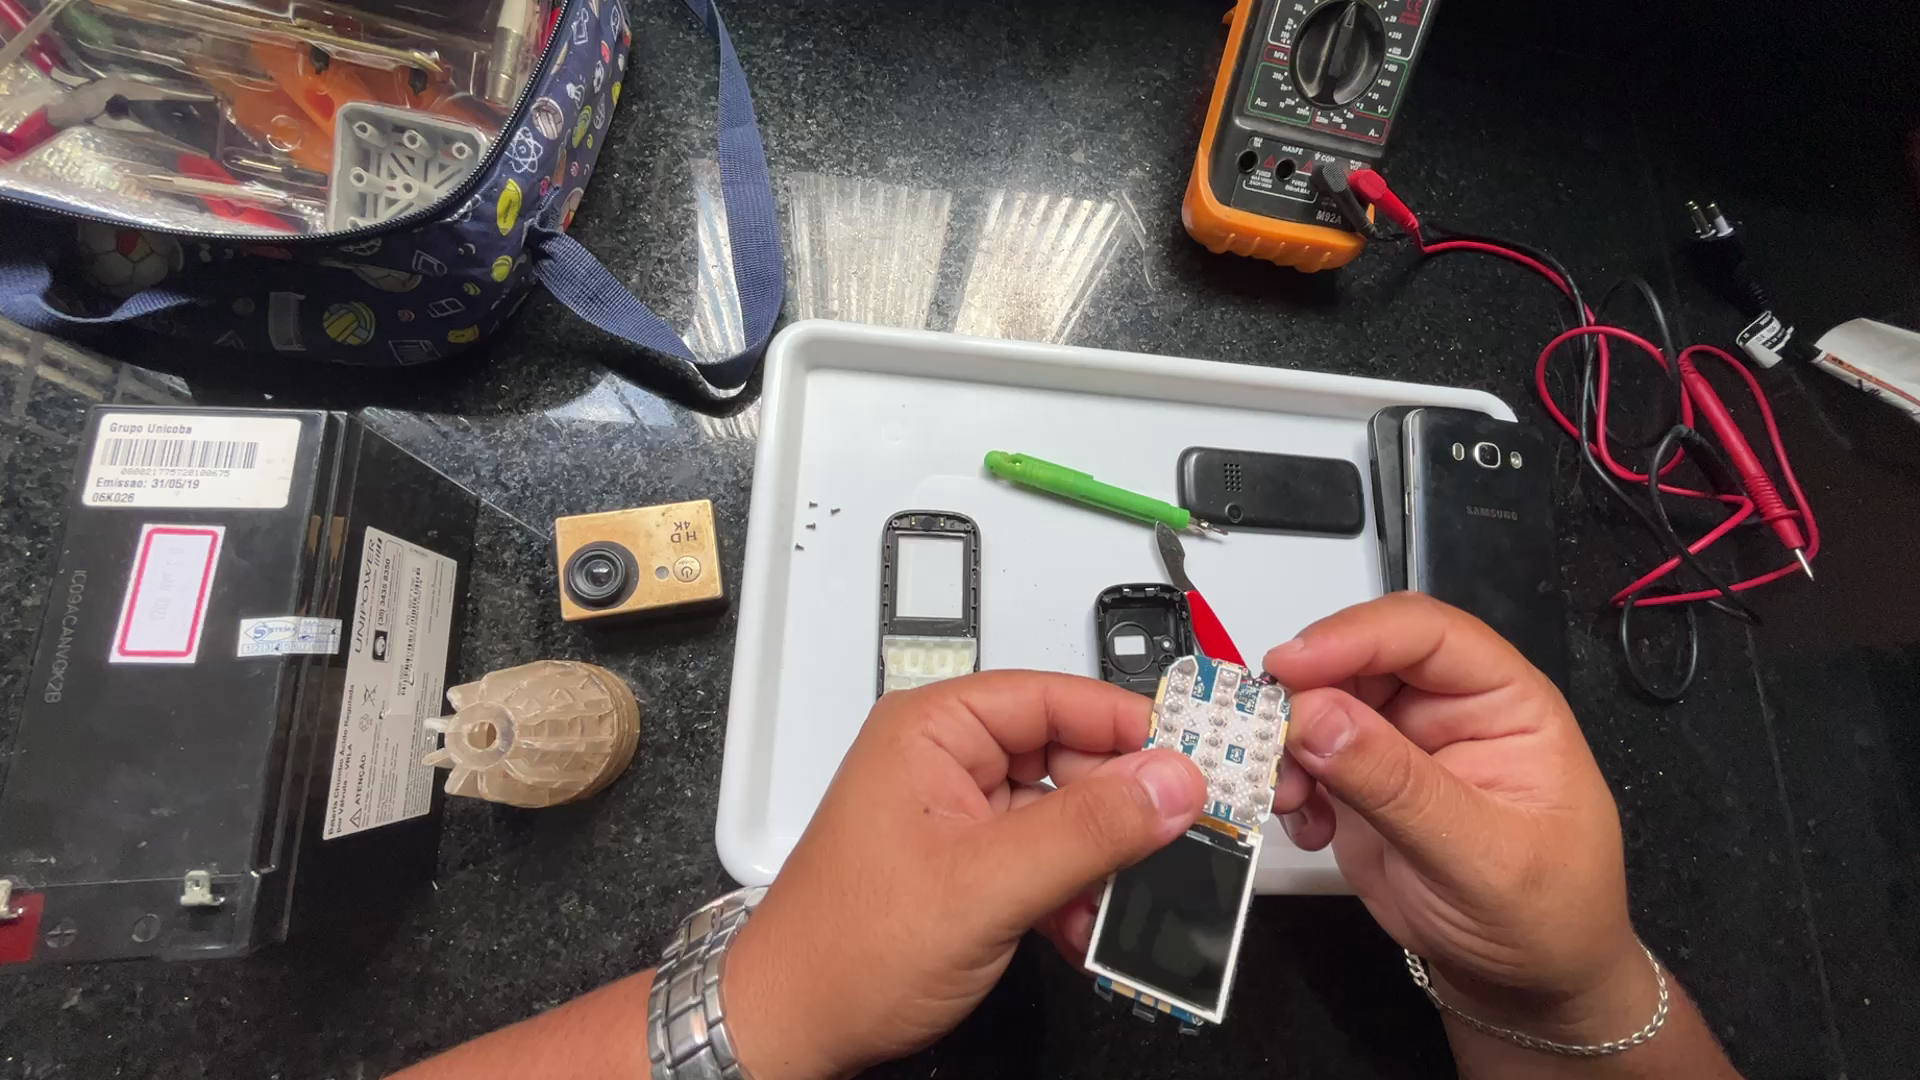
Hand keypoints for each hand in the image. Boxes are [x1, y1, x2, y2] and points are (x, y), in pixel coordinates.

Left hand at [722, 672, 1207, 1079]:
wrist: (793, 1028)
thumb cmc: (847, 947)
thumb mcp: (983, 885)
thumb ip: (1085, 831)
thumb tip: (1168, 782)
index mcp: (933, 727)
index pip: (1050, 696)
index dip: (1123, 722)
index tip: (1188, 756)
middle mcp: (945, 754)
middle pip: (1062, 751)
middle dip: (1117, 804)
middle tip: (1176, 837)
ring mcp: (958, 805)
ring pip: (1059, 806)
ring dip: (1097, 856)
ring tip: (1123, 897)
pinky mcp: (969, 851)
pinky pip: (1043, 848)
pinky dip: (1072, 885)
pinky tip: (1084, 925)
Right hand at [1265, 593, 1656, 1043]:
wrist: (1518, 980)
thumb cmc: (1540, 919)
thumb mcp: (1482, 860)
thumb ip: (1397, 785)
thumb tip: (1312, 716)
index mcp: (1501, 701)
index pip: (1426, 633)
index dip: (1355, 635)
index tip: (1289, 665)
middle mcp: (1440, 704)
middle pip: (1355, 656)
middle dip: (1305, 690)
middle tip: (1267, 731)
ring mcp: (1391, 735)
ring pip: (1315, 698)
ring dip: (1285, 740)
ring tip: (1290, 796)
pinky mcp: (1350, 768)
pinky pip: (1297, 746)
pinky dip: (1285, 776)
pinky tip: (1306, 821)